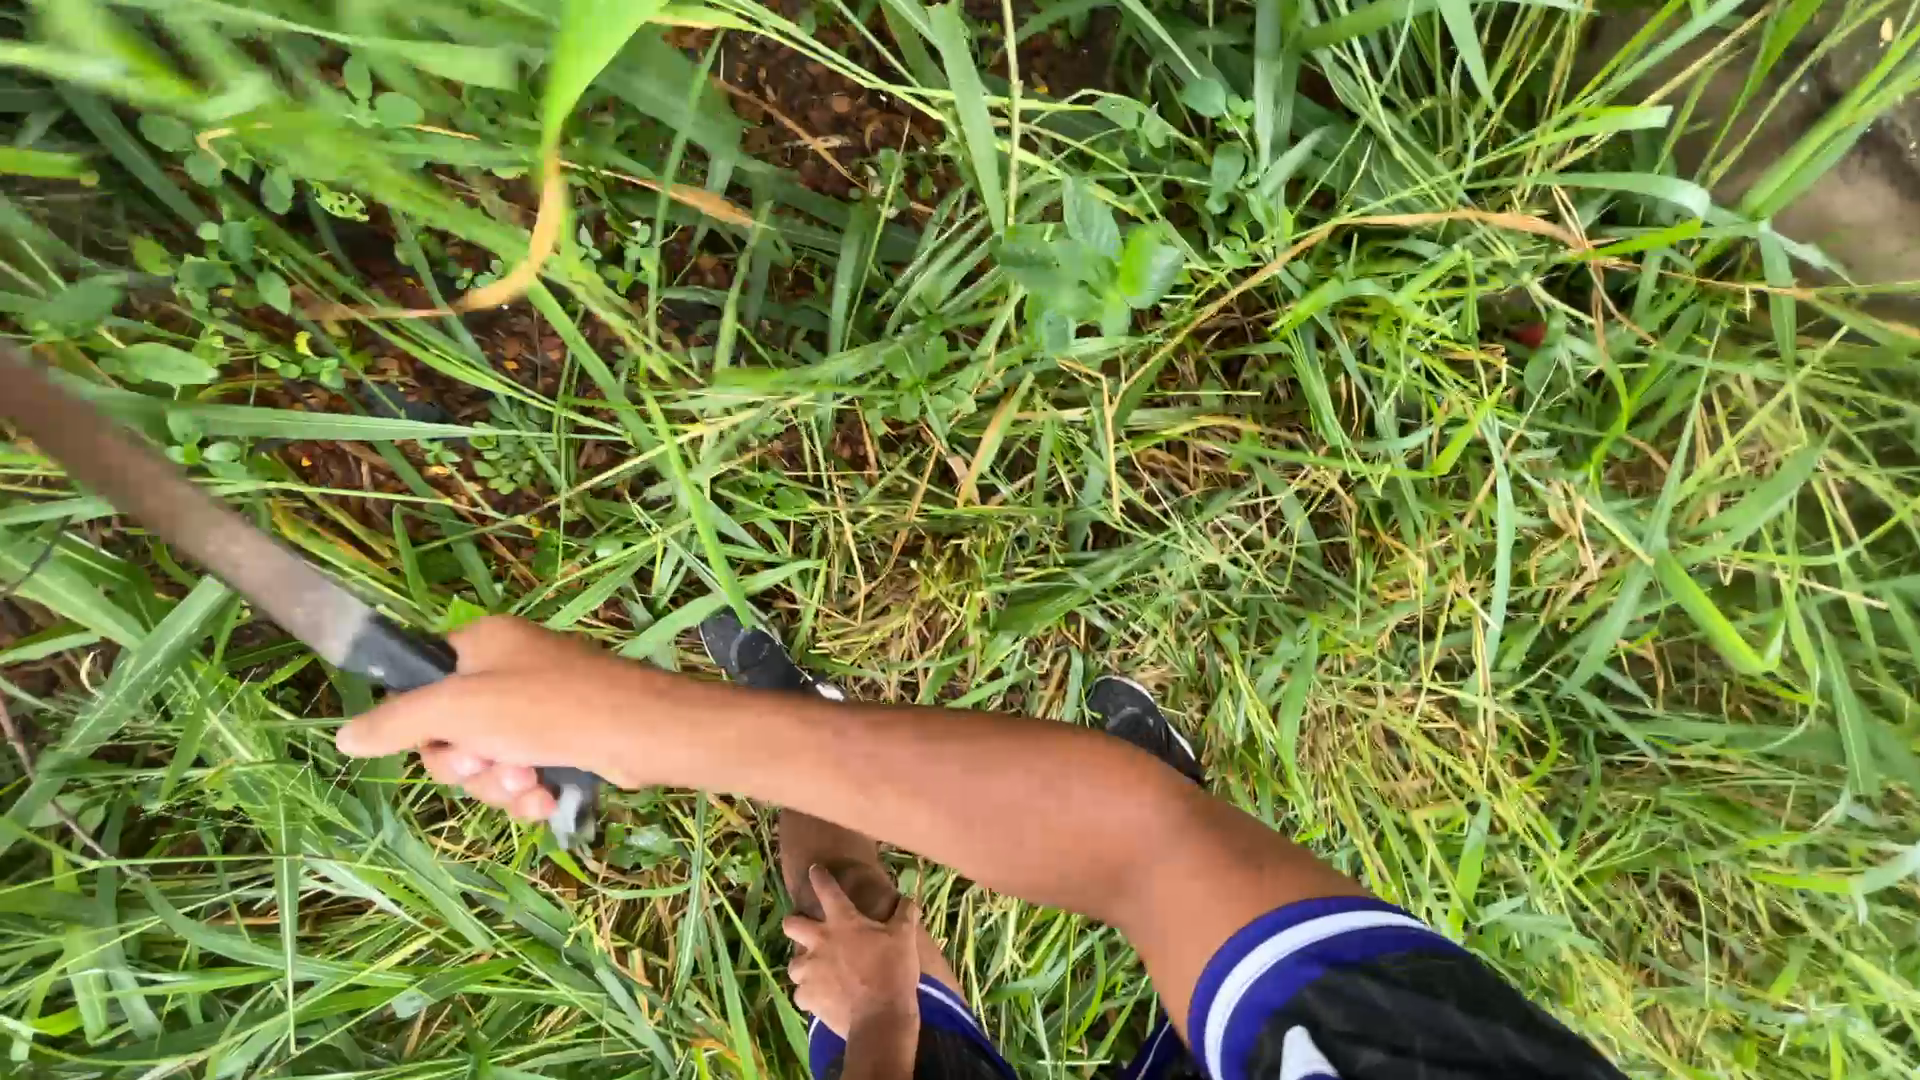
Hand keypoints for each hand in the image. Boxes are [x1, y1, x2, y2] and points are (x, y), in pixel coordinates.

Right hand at [333, 616, 670, 819]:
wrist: (640, 731)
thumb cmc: (548, 708)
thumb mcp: (461, 708)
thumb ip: (399, 721)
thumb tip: (346, 735)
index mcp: (485, 643)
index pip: (421, 681)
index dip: (421, 722)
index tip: (438, 739)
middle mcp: (512, 669)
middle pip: (450, 732)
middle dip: (468, 765)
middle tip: (491, 765)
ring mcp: (540, 707)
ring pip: (486, 761)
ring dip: (500, 785)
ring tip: (529, 783)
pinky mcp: (564, 740)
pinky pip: (522, 774)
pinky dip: (529, 792)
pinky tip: (546, 798)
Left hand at [782, 865, 921, 1034]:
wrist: (880, 1018)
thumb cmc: (893, 971)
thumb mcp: (904, 936)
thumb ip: (905, 913)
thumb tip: (908, 899)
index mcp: (842, 921)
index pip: (826, 889)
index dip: (819, 876)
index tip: (814, 870)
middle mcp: (819, 942)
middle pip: (791, 924)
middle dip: (795, 922)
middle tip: (806, 928)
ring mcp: (810, 972)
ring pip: (792, 963)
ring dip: (803, 963)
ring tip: (814, 969)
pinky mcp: (807, 998)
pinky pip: (801, 994)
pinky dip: (809, 994)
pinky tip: (820, 996)